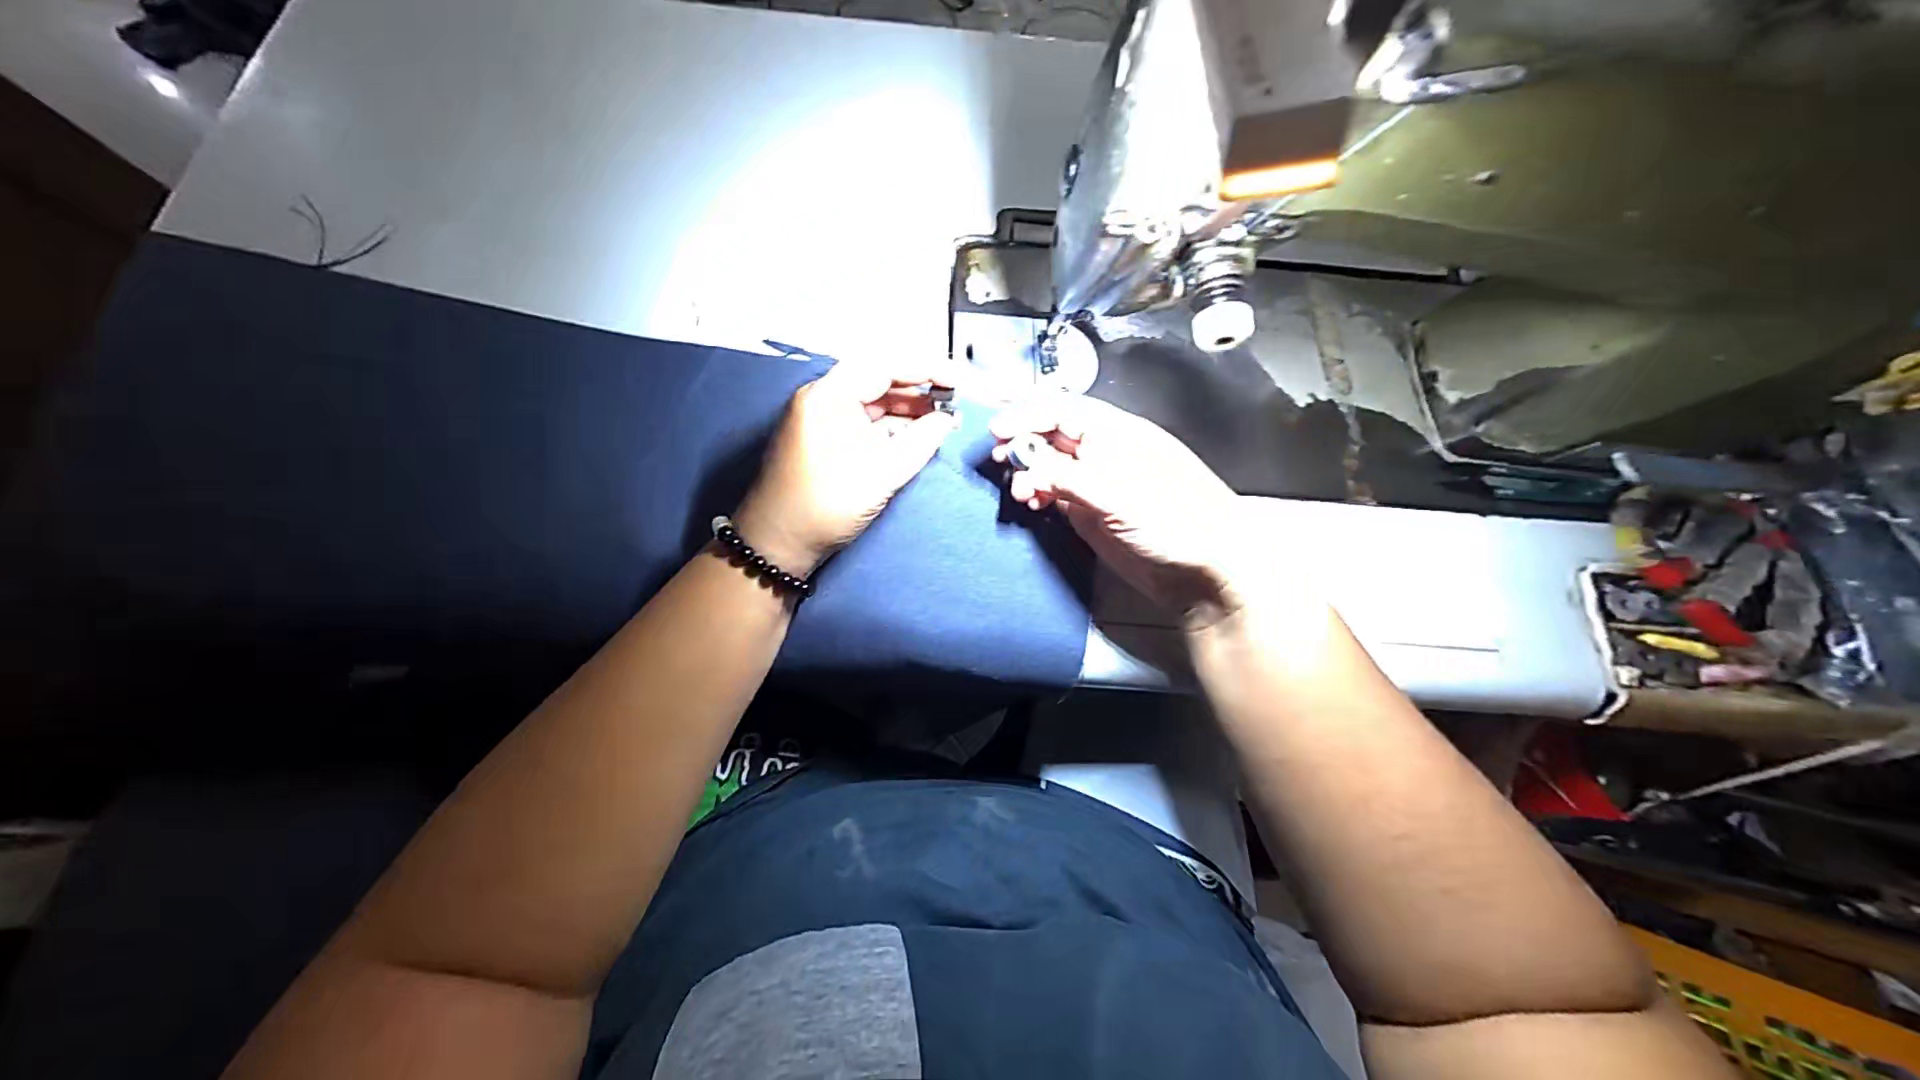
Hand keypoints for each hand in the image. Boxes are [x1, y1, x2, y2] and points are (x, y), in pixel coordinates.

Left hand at [734, 358, 961, 576]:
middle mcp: (823, 400)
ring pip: (873, 404)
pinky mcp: (827, 443)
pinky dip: (892, 429)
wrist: (777, 544)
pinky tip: (918, 437)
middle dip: (919, 391)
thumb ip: (921, 440)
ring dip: (909, 411)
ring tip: (943, 421)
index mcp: (828, 395)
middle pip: (879, 381)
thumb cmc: (825, 504)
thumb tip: (948, 419)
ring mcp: (823, 422)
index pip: (884, 366)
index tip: (957, 379)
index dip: (925, 369)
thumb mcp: (882, 471)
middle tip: (954, 403)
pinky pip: (865, 424)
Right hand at [990, 395, 1246, 628]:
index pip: (1063, 409)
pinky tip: (1029, 501)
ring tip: (1015, 486)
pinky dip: (1036, 494)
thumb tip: (1027, 464)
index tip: (999, 426)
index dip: (1027, 413)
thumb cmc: (1181, 522)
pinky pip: (1053, 492)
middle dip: (1020, 439)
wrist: (1204, 572)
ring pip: (1048, 464)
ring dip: (1025, 470)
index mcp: (1117, 433)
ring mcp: (1096, 482)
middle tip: (998, 453)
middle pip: (1051, 433)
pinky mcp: (1090, 511)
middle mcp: (1104, 453)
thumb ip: (1067, 476)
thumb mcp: (1118, 493)